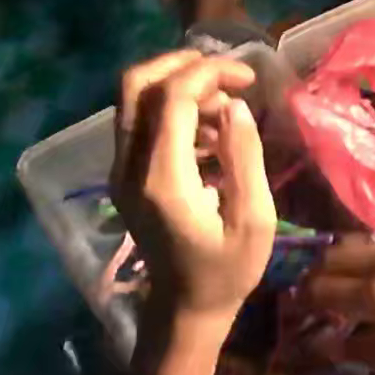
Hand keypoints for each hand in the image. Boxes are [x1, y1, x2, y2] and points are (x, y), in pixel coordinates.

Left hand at [113, 51, 276, 346]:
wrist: (184, 309)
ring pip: (134, 99)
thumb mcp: (254, 220)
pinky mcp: (123, 176)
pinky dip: (171, 109)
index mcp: (163, 179)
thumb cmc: (226, 271)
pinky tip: (207, 132)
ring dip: (178, 86)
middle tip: (227, 73)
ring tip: (224, 108)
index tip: (248, 77)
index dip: (210, 73)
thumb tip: (234, 106)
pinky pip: (139, 122)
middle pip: (137, 85)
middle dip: (182, 65)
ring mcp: (120, 172)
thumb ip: (245, 158)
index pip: (172, 98)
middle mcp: (129, 168)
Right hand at [302, 235, 374, 374]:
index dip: (304, 303)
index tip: (296, 314)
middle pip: (334, 258)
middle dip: (317, 277)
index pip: (323, 292)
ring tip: (347, 288)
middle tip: (316, 301)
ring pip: (359, 245)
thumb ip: (372, 351)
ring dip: (343, 263)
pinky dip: (370, 257)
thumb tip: (338, 345)